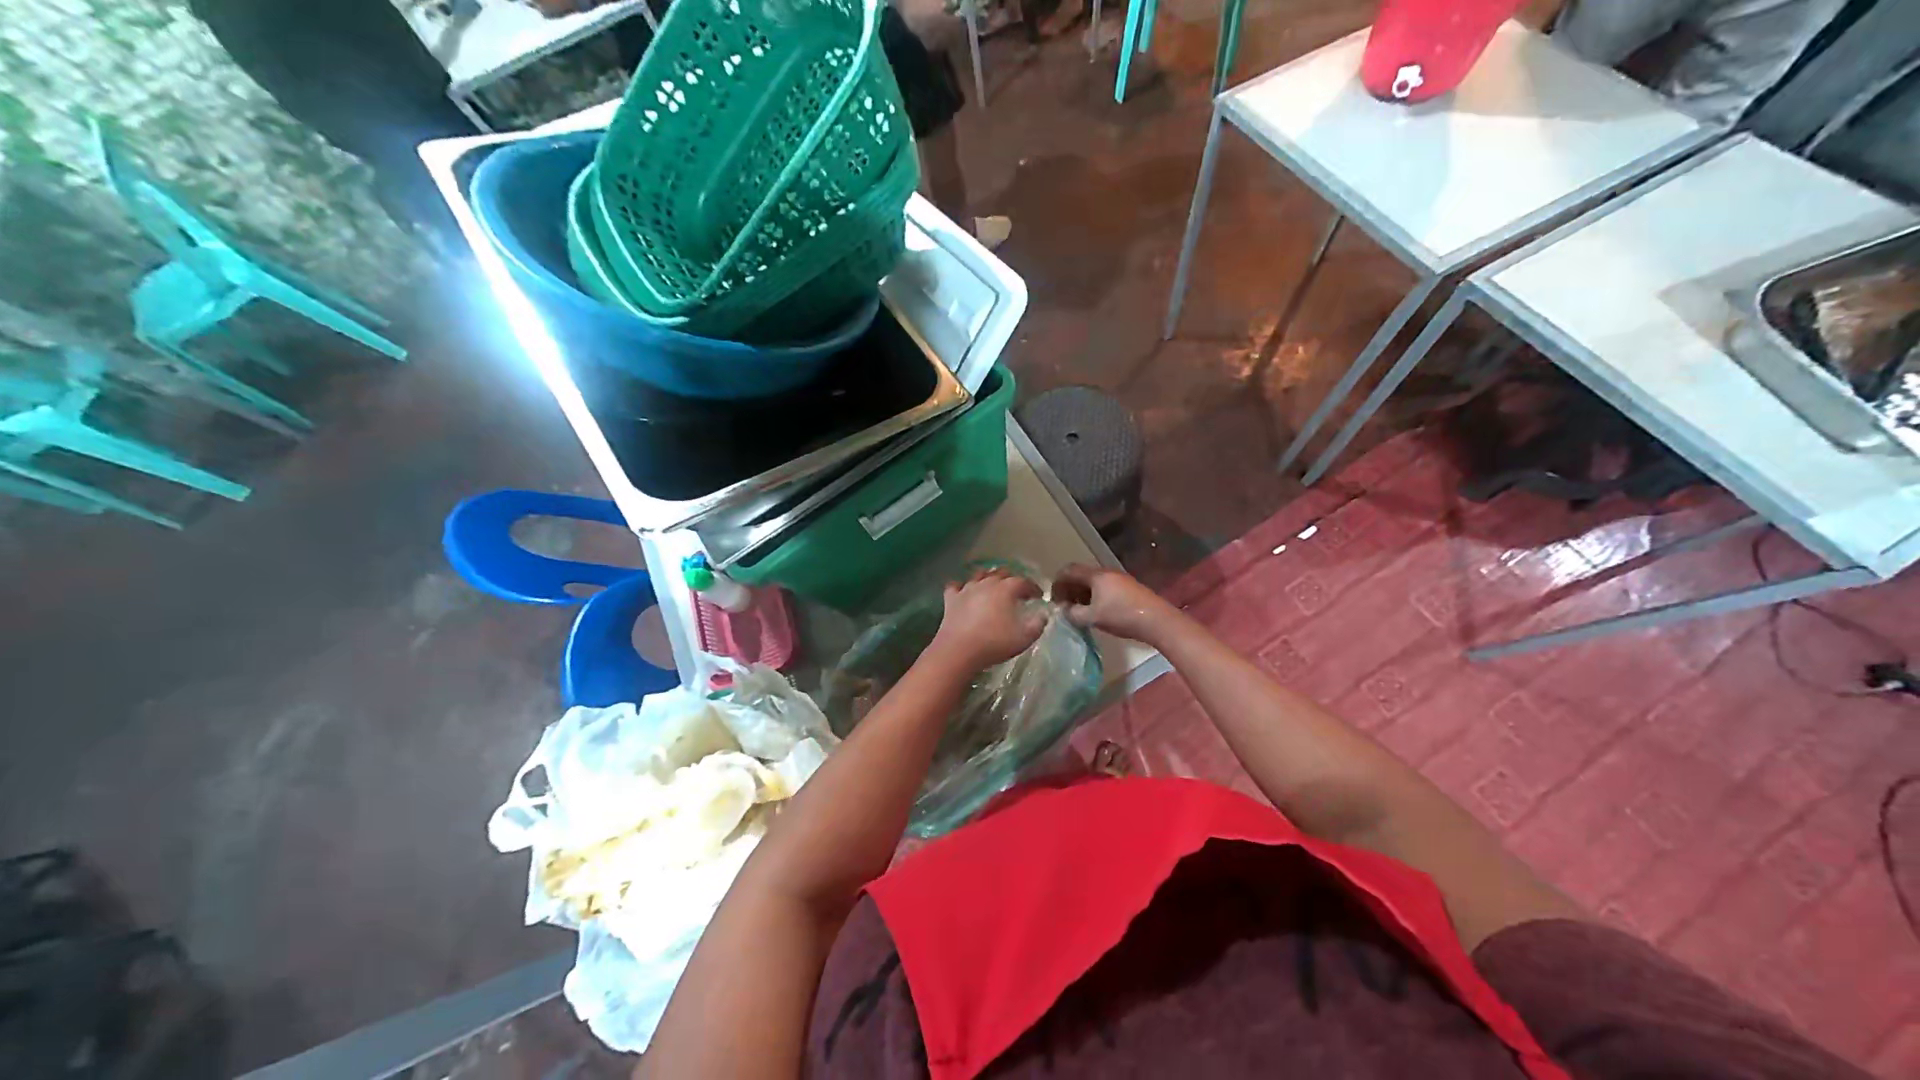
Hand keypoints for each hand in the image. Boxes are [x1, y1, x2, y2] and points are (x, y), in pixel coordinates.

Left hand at [927, 568, 1045, 671]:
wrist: (959, 651)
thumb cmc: (995, 643)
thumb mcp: (1025, 637)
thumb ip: (1038, 624)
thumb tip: (1042, 615)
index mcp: (1006, 589)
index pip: (1024, 582)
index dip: (1033, 587)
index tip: (1038, 596)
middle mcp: (986, 583)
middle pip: (1002, 573)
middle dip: (1012, 580)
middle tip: (1018, 592)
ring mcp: (967, 589)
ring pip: (979, 575)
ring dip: (989, 579)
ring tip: (993, 588)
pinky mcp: (951, 599)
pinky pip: (956, 586)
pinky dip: (962, 587)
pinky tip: (964, 593)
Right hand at [1051, 563, 1180, 644]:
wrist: (1157, 620)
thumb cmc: (1122, 616)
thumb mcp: (1092, 617)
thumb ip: (1073, 613)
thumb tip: (1063, 610)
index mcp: (1096, 575)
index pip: (1069, 570)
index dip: (1057, 582)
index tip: (1053, 598)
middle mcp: (1107, 572)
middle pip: (1081, 575)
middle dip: (1069, 588)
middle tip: (1064, 606)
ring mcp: (1120, 579)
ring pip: (1093, 582)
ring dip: (1082, 593)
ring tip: (1079, 611)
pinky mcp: (1128, 589)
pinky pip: (1104, 587)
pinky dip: (1094, 596)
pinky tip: (1096, 611)